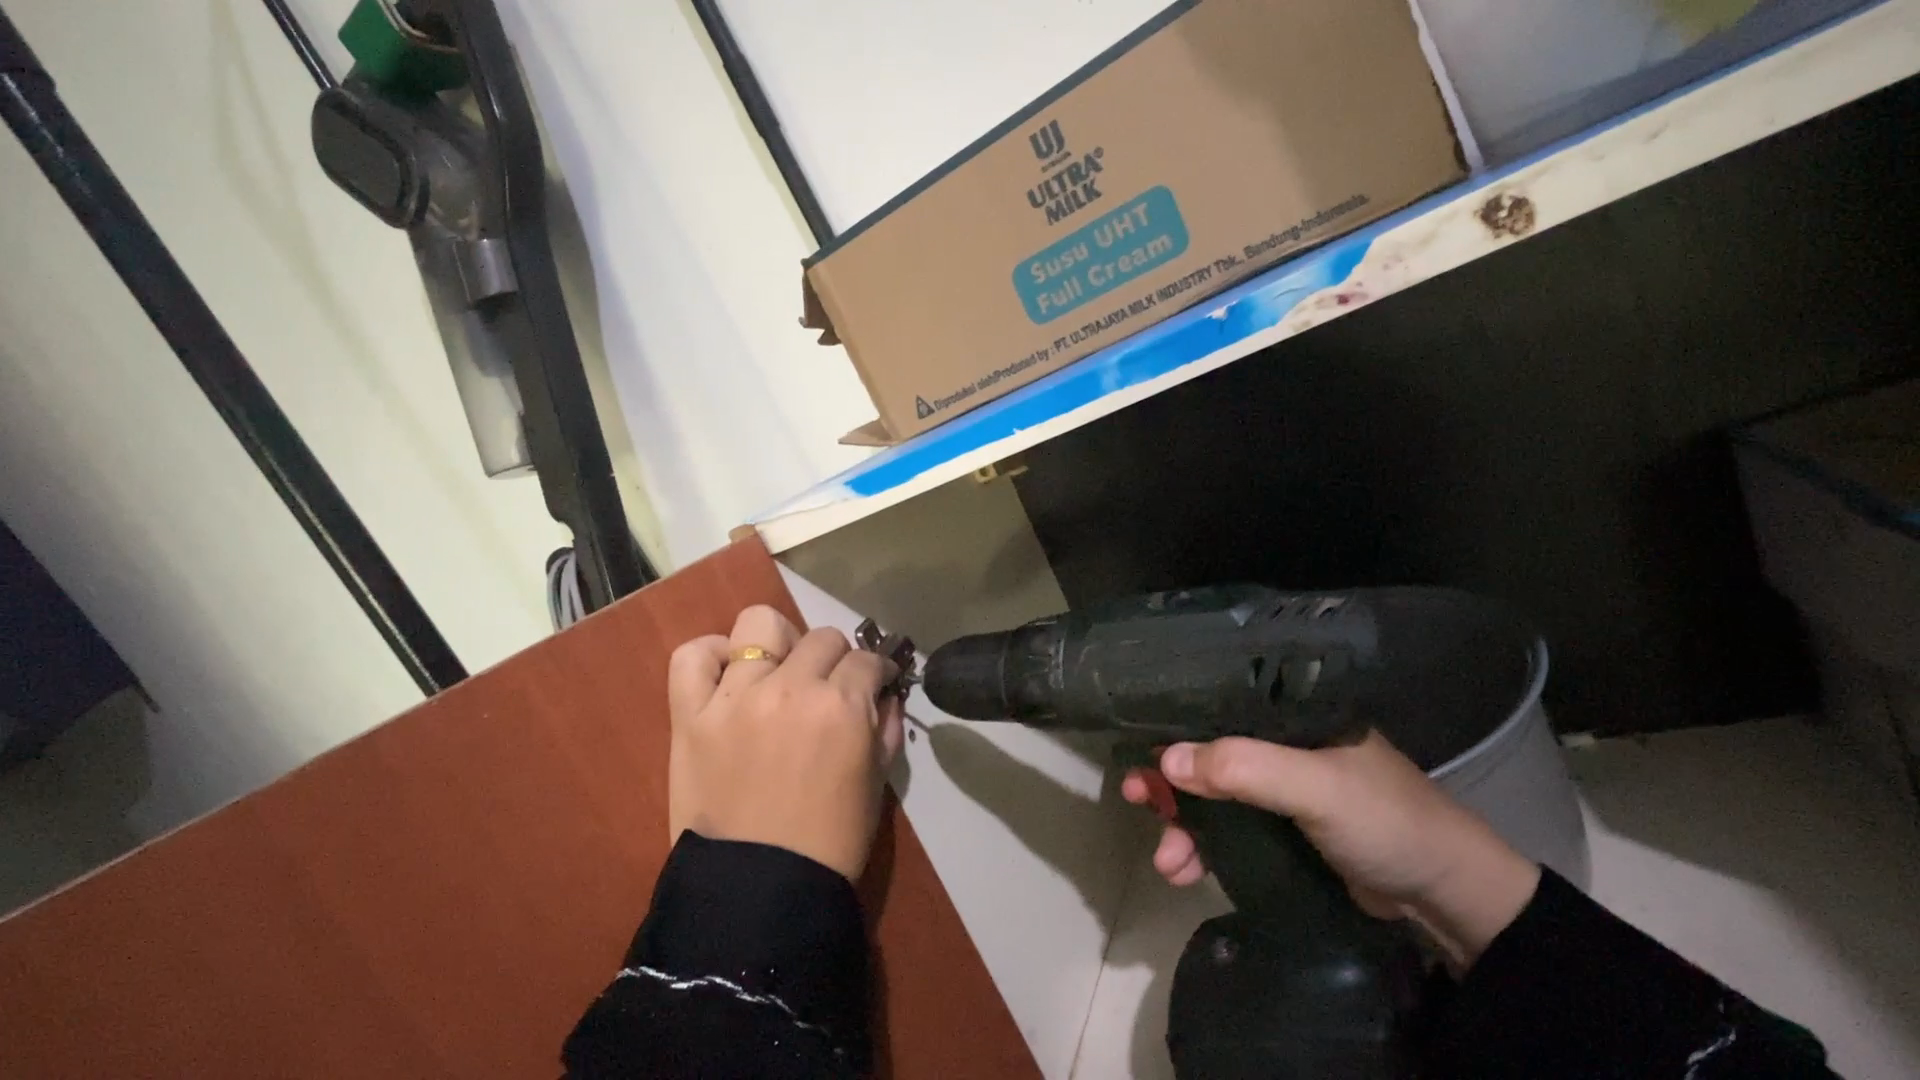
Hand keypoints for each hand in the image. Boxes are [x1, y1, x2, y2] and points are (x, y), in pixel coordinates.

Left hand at [667, 605, 904, 881]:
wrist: (761, 891)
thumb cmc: (830, 842)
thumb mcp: (876, 782)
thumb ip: (884, 727)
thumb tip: (882, 693)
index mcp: (842, 707)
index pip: (867, 660)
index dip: (876, 672)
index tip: (875, 684)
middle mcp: (790, 689)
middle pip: (821, 637)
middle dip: (836, 660)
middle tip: (828, 690)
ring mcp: (735, 698)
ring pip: (760, 625)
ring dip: (779, 645)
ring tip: (776, 674)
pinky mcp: (691, 716)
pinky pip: (692, 657)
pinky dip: (711, 656)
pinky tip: (727, 675)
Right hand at [1122, 731, 1540, 969]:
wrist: (1443, 895)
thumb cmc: (1384, 820)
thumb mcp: (1315, 787)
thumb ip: (1244, 769)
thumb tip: (1164, 760)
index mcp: (1291, 716)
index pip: (1220, 705)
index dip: (1175, 722)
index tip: (1138, 744)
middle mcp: (1282, 746)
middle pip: (1207, 753)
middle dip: (1169, 780)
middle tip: (1135, 797)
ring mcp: (1280, 791)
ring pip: (1212, 797)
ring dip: (1181, 824)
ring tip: (1166, 860)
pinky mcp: (1281, 832)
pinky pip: (1227, 833)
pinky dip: (1202, 849)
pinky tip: (1183, 872)